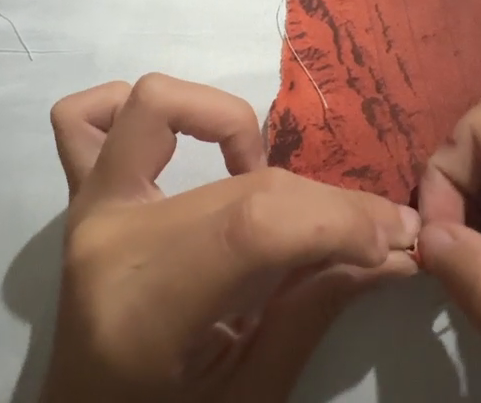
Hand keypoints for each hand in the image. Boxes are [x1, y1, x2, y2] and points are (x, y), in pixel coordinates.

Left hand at [43, 74, 419, 402]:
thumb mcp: (248, 394)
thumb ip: (316, 309)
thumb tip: (398, 249)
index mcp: (141, 309)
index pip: (250, 227)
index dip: (335, 221)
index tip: (393, 239)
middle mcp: (107, 238)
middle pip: (237, 182)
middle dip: (323, 200)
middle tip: (372, 229)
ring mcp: (87, 207)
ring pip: (156, 106)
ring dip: (228, 122)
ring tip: (260, 180)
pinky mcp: (82, 194)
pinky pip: (84, 117)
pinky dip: (148, 114)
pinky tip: (191, 143)